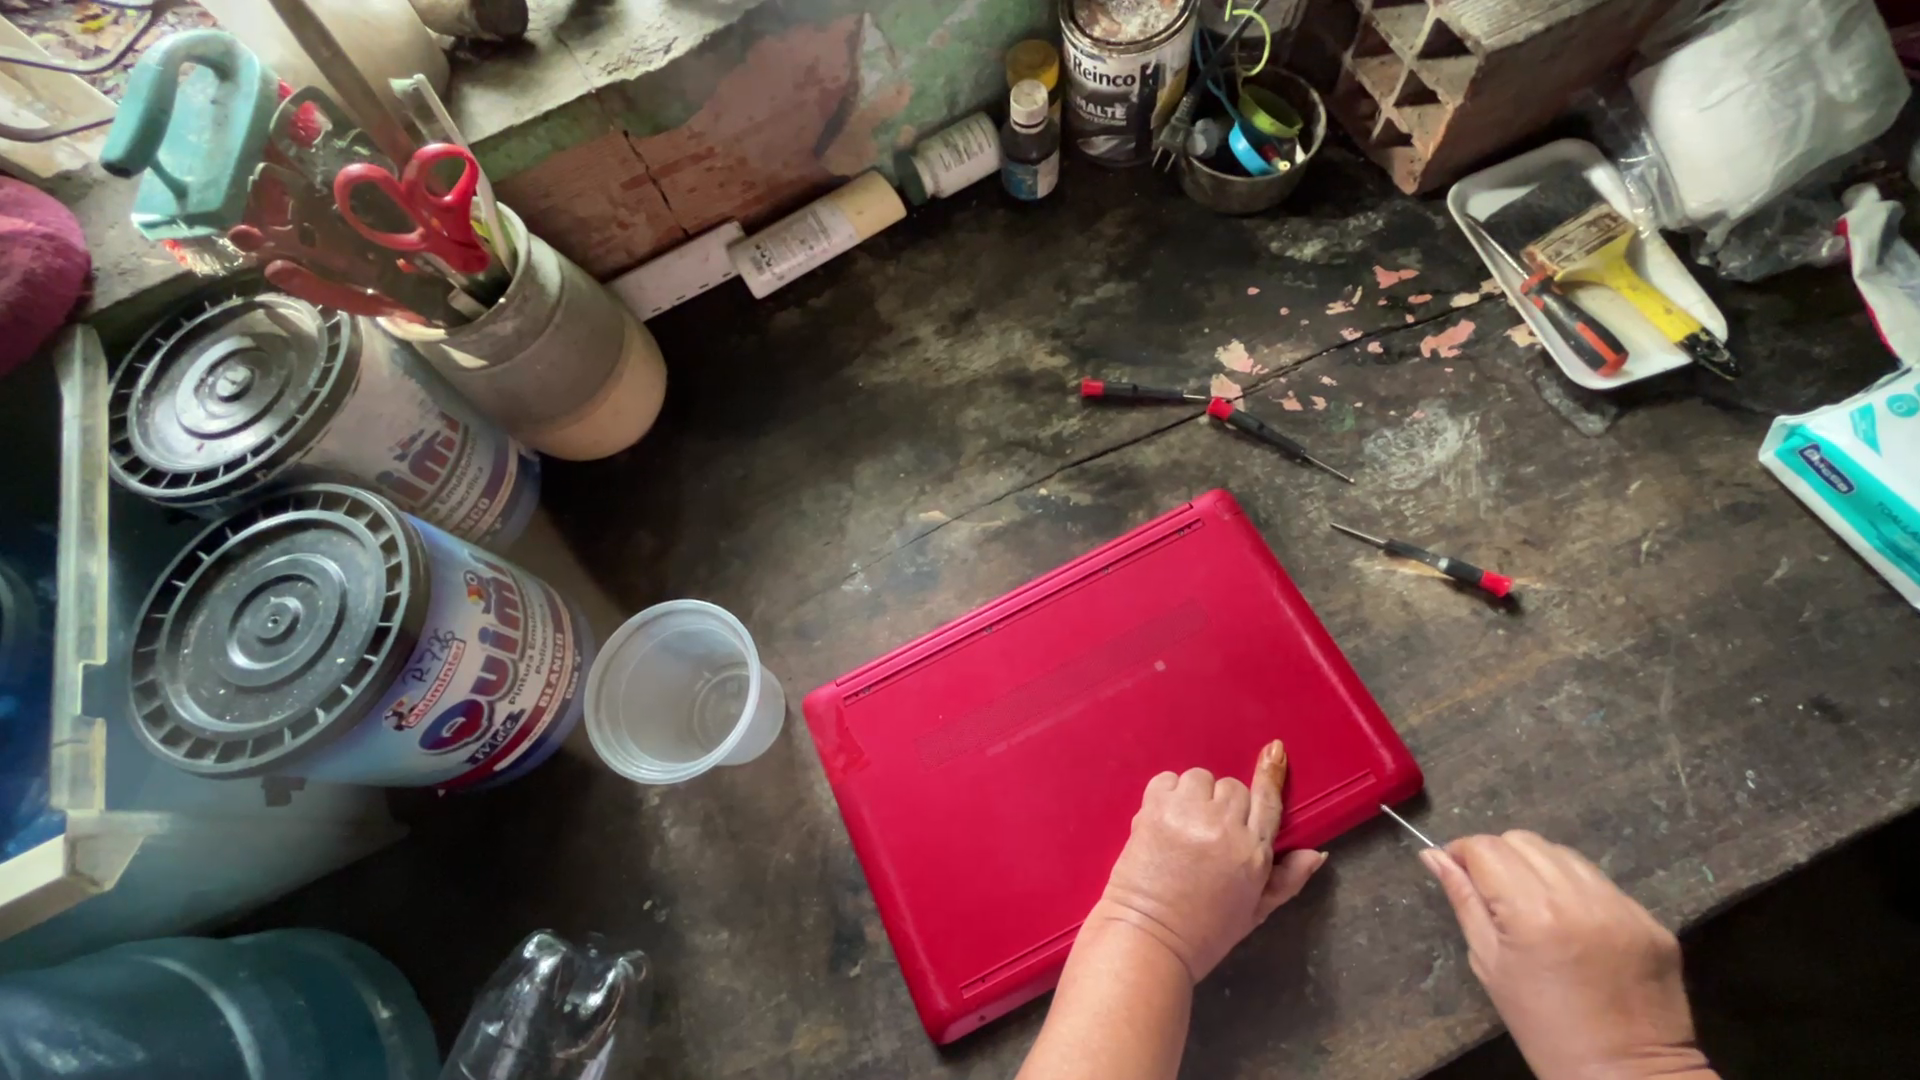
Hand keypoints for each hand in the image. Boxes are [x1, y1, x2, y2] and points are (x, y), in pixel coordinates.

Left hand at [1089, 741, 1327, 983]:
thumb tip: (1316, 853)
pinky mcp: (1155, 807)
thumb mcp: (1255, 911)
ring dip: (1193, 796)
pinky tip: (1163, 818)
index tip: (1274, 750)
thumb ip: (1287, 879)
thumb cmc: (1205, 930)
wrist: (1149, 936)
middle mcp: (1225, 826)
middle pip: (1232, 788)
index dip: (1271, 773)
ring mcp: (1188, 813)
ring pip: (1199, 779)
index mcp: (1254, 852)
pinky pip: (1167, 779)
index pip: (1268, 800)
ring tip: (1183, 826)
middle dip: (1223, 805)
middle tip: (1207, 832)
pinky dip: (1166, 792)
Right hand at [1421, 832, 1716, 1079]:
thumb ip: (1463, 900)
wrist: (1628, 1077)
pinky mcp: (1651, 921)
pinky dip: (1576, 889)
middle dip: (1499, 856)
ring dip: (1538, 867)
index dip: (1463, 853)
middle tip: (1496, 892)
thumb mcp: (1488, 962)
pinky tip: (1573, 922)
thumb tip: (1432, 855)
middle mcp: (1578, 899)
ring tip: (1535, 904)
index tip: (1459, 873)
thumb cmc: (1542, 1023)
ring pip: (1562, 854)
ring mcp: (1622, 908)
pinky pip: (1600, 882)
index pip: (1484, 847)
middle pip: (1523, 841)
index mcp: (1531, 911)